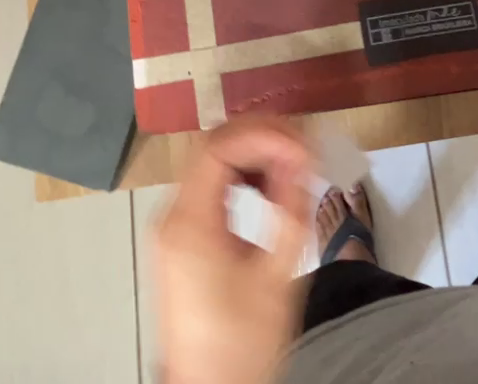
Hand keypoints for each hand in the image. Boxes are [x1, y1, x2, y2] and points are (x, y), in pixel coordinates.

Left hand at [155, 115, 313, 383]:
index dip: (264, 135)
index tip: (301, 144)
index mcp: (189, 223)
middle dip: (262, 137)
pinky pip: (212, 185)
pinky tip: (272, 184)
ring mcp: (174, 225)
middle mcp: (173, 216)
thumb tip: (304, 157)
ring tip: (295, 162)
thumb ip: (291, 207)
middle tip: (303, 143)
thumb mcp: (277, 275)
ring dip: (255, 153)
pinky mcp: (183, 235)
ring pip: (213, 161)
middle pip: (214, 147)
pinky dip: (243, 174)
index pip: (220, 147)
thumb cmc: (242, 343)